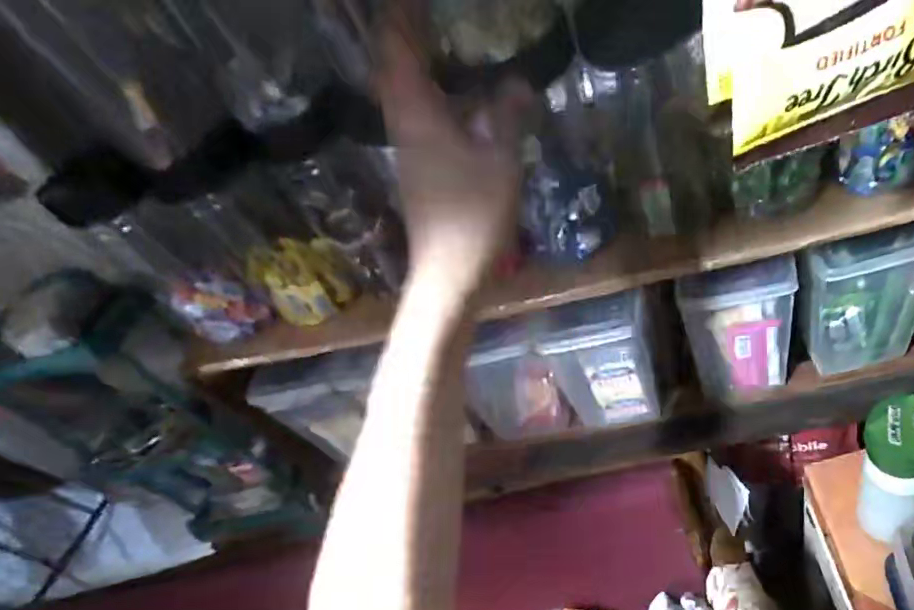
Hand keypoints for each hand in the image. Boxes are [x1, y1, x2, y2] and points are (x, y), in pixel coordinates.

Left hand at [372, 25, 529, 294]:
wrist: (448, 277)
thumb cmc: (473, 218)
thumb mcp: (501, 163)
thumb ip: (509, 117)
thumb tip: (519, 83)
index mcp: (416, 111)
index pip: (397, 42)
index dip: (403, 14)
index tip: (418, 1)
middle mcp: (403, 124)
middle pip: (394, 66)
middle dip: (408, 36)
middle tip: (432, 20)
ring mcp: (408, 153)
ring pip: (405, 95)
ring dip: (420, 68)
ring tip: (447, 50)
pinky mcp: (418, 175)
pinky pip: (418, 121)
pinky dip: (432, 100)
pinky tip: (459, 105)